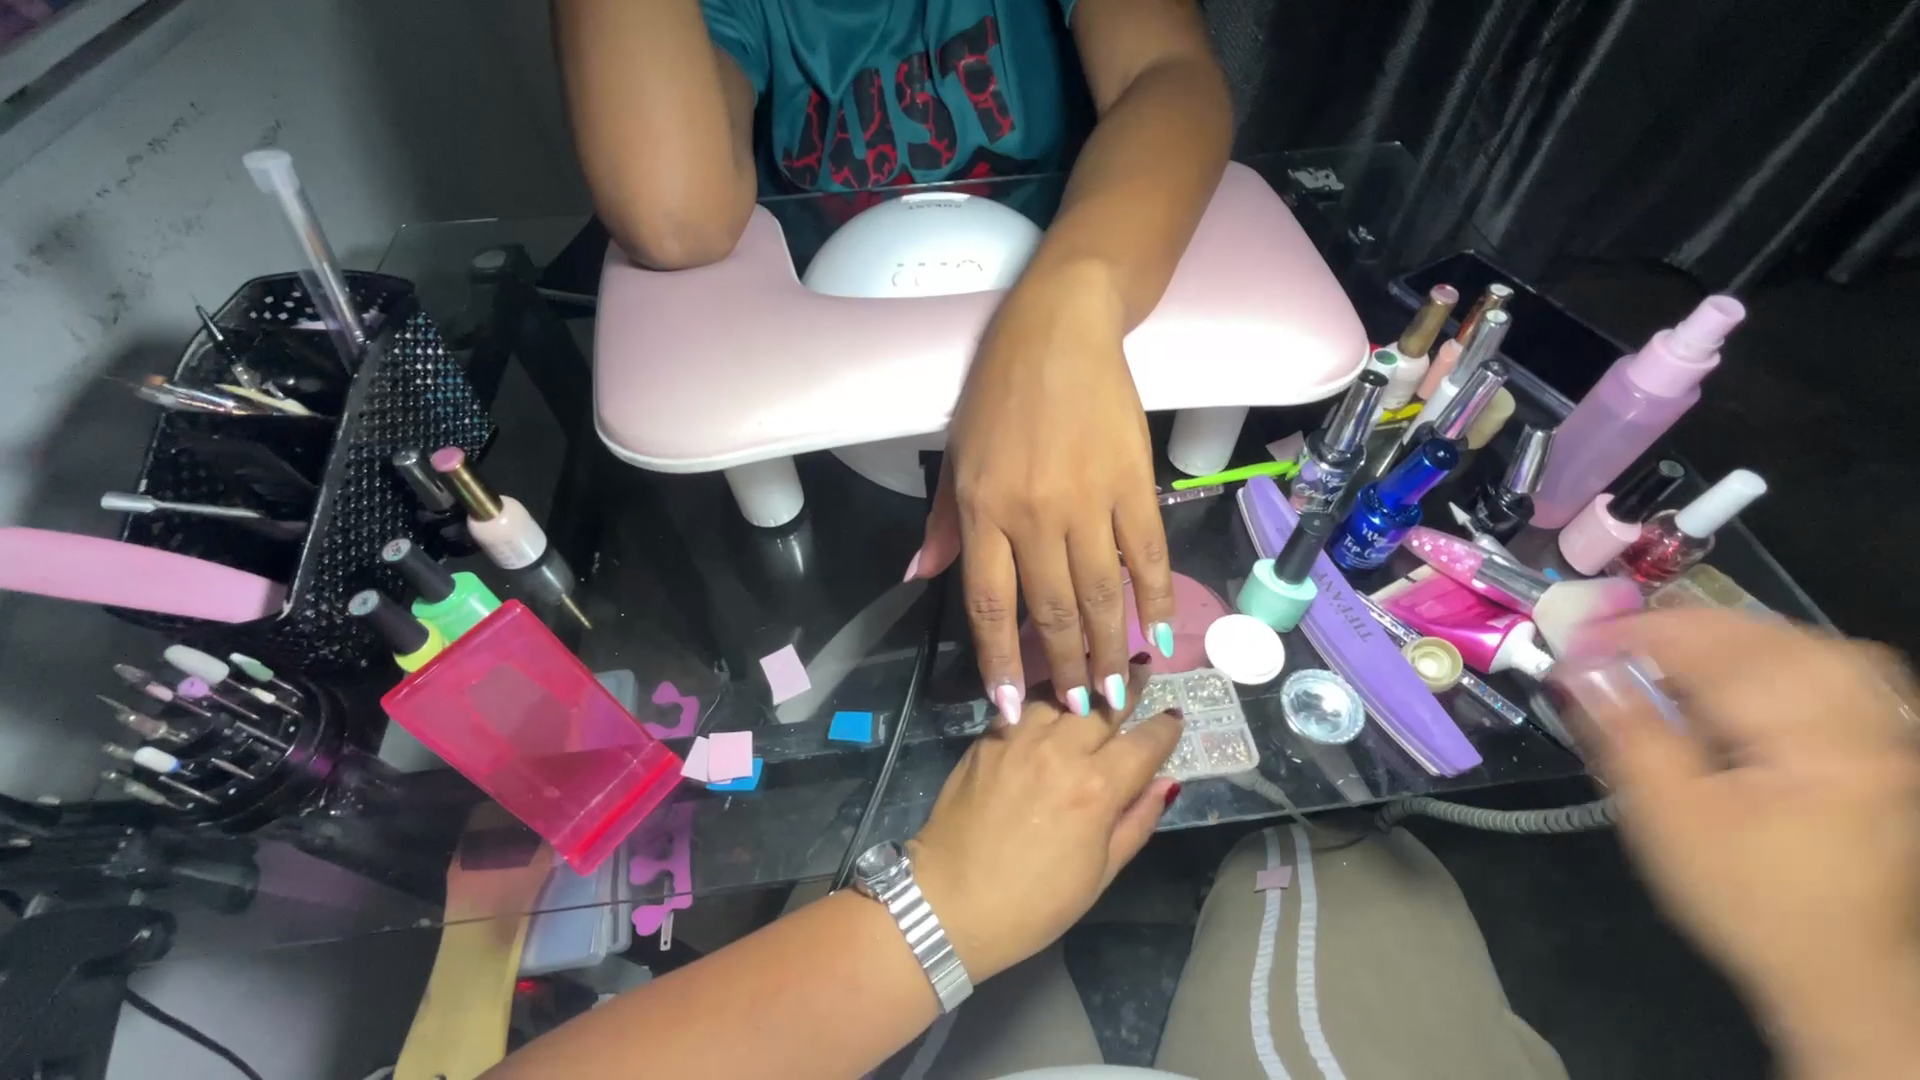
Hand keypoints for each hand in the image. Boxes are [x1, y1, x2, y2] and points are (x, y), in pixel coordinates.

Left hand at [908, 656, 1181, 980]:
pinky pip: (1024, 707)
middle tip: (1141, 667)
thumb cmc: (1034, 903)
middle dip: (1128, 686)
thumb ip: (1136, 822)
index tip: (1175, 718)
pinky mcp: (988, 738)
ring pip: (1061, 695)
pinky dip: (1044, 699)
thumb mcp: (1100, 874)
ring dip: (1082, 683)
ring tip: (1096, 672)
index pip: (1145, 743)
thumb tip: (1166, 783)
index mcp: (1096, 788)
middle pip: (1104, 704)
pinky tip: (1052, 698)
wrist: (950, 902)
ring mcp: (1019, 739)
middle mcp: (1060, 751)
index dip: (1166, 729)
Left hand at [909, 263, 1173, 724]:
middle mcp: (1035, 517)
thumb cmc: (998, 391)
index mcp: (985, 510)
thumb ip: (944, 522)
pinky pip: (1147, 556)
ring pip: (1100, 594)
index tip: (1014, 705)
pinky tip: (1157, 638)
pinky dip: (1154, 600)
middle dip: (1065, 668)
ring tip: (1116, 694)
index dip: (1000, 660)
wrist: (1061, 331)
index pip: (989, 604)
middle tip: (1081, 712)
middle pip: (1051, 610)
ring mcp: (1090, 502)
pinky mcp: (1135, 485)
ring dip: (1107, 650)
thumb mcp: (956, 455)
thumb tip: (919, 576)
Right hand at [1559, 611, 1919, 1069]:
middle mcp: (1864, 731)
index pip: (1718, 658)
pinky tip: (1742, 669)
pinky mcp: (1881, 755)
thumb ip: (1627, 731)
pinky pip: (1841, 679)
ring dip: (1737, 635)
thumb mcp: (1664, 815)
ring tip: (1675, 643)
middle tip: (1622, 632)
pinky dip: (1782, 658)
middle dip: (1691, 625)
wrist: (1832, 967)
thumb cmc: (1738, 892)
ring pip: (1818, 652)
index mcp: (1813, 746)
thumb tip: (1582, 669)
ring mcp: (1883, 742)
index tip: (1582, 638)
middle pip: (1779, 641)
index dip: (1642, 636)